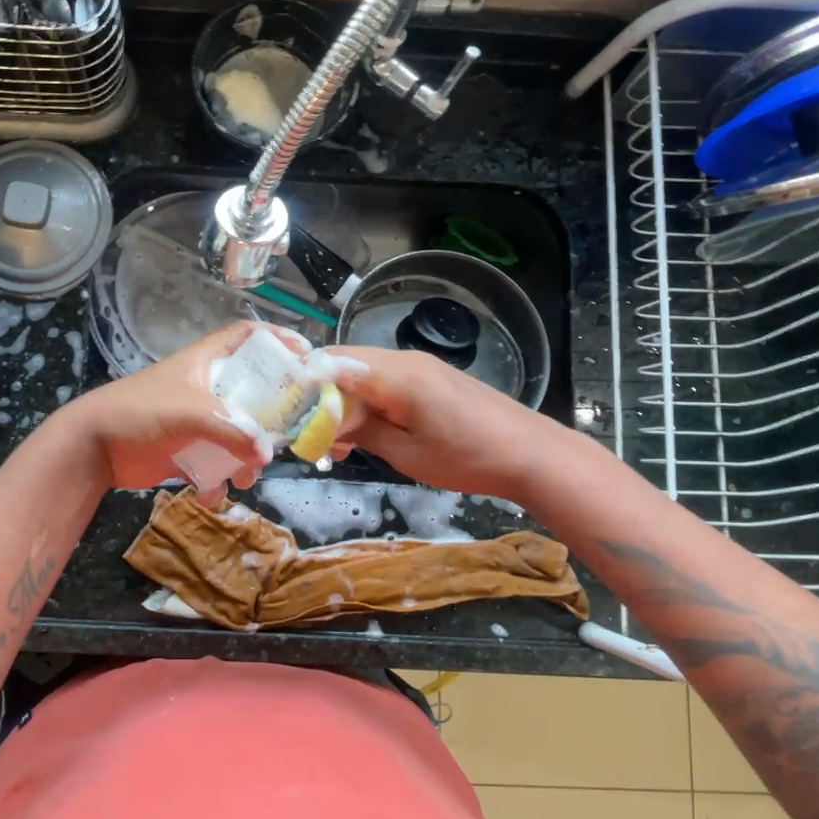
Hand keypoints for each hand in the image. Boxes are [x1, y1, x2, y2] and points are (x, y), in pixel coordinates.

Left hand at [52, 322, 271, 496]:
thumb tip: (266, 454)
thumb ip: (229, 429)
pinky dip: (217, 480)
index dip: (277, 340)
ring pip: (239, 434)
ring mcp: (197, 420)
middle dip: (271, 419)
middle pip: (254, 392)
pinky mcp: (187, 449)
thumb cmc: (138, 413)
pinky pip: (216, 463)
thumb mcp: (187, 412)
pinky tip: (209, 495)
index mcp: (206, 362)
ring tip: (245, 479)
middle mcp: (206, 387)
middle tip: (285, 438)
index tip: (307, 358)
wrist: (92, 449)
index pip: (248, 337)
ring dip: (245, 459)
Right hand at [327, 345, 577, 498]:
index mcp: (396, 375)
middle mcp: (404, 360)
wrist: (533, 454)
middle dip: (320, 395)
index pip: (332, 364)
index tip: (286, 413)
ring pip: (363, 371)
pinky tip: (366, 432)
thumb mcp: (407, 455)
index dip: (303, 384)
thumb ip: (363, 431)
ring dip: (343, 400)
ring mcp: (419, 366)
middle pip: (344, 363)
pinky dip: (366, 400)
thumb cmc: (468, 458)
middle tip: (308, 433)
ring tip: (336, 441)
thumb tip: (326, 422)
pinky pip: (385, 379)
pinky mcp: (431, 378)